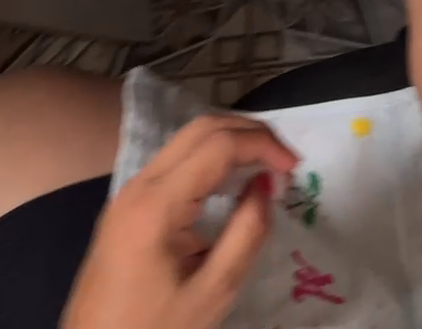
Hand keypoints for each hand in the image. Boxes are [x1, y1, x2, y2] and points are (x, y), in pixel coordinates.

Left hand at [62, 115, 299, 328]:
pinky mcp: (127, 205)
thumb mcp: (213, 293)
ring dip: (232, 141)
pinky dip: (212, 156)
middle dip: (250, 132)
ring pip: (188, 139)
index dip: (264, 145)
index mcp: (157, 205)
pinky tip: (232, 180)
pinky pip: (176, 160)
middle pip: (203, 128)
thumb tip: (265, 183)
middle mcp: (139, 185)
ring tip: (265, 166)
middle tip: (283, 158)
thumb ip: (247, 232)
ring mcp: (128, 193)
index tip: (294, 168)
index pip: (220, 145)